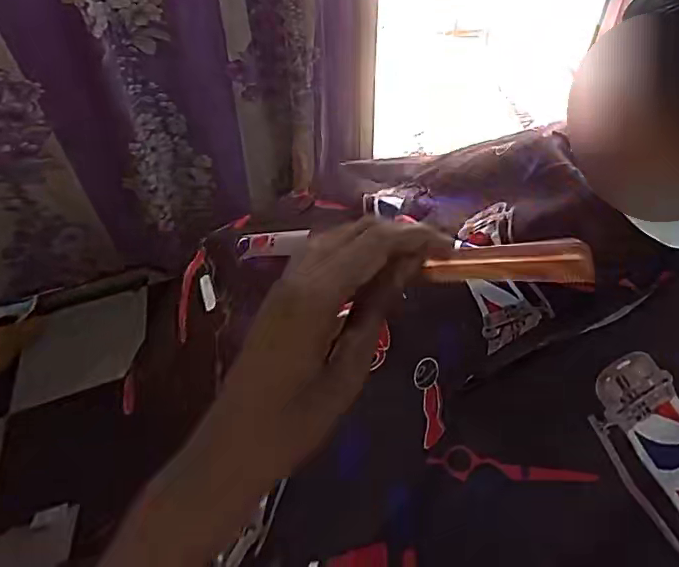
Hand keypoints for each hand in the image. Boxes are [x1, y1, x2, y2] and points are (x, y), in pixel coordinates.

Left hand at [212, 216, 451, 476]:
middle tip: (436, 253)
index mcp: (317, 293)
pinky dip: (357, 247)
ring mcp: (288, 278)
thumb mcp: (349, 371)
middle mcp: (301, 273)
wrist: (229, 448)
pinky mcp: (283, 289)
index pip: (377, 242)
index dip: (416, 237)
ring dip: (379, 237)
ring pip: (341, 234)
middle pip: (359, 229)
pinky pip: (326, 250)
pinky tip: (375, 268)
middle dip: (402, 233)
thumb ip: (377, 311)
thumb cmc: (294, 423)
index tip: (449, 248)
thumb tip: (408, 266)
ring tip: (413, 257)